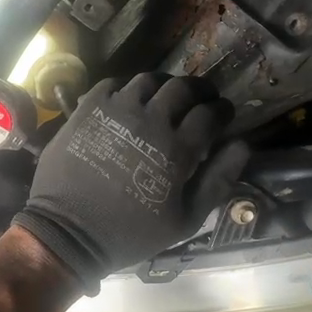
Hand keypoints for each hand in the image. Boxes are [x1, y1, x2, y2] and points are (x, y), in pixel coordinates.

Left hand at [15, 74, 248, 292]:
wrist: (69, 232)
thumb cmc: (131, 232)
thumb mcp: (186, 220)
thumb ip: (218, 180)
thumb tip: (242, 144)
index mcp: (177, 148)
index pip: (210, 112)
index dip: (222, 109)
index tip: (224, 113)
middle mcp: (149, 120)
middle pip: (183, 87)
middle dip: (200, 90)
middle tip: (201, 99)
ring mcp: (115, 110)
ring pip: (149, 79)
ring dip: (165, 85)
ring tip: (166, 98)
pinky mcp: (87, 108)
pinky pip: (114, 83)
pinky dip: (129, 88)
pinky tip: (131, 102)